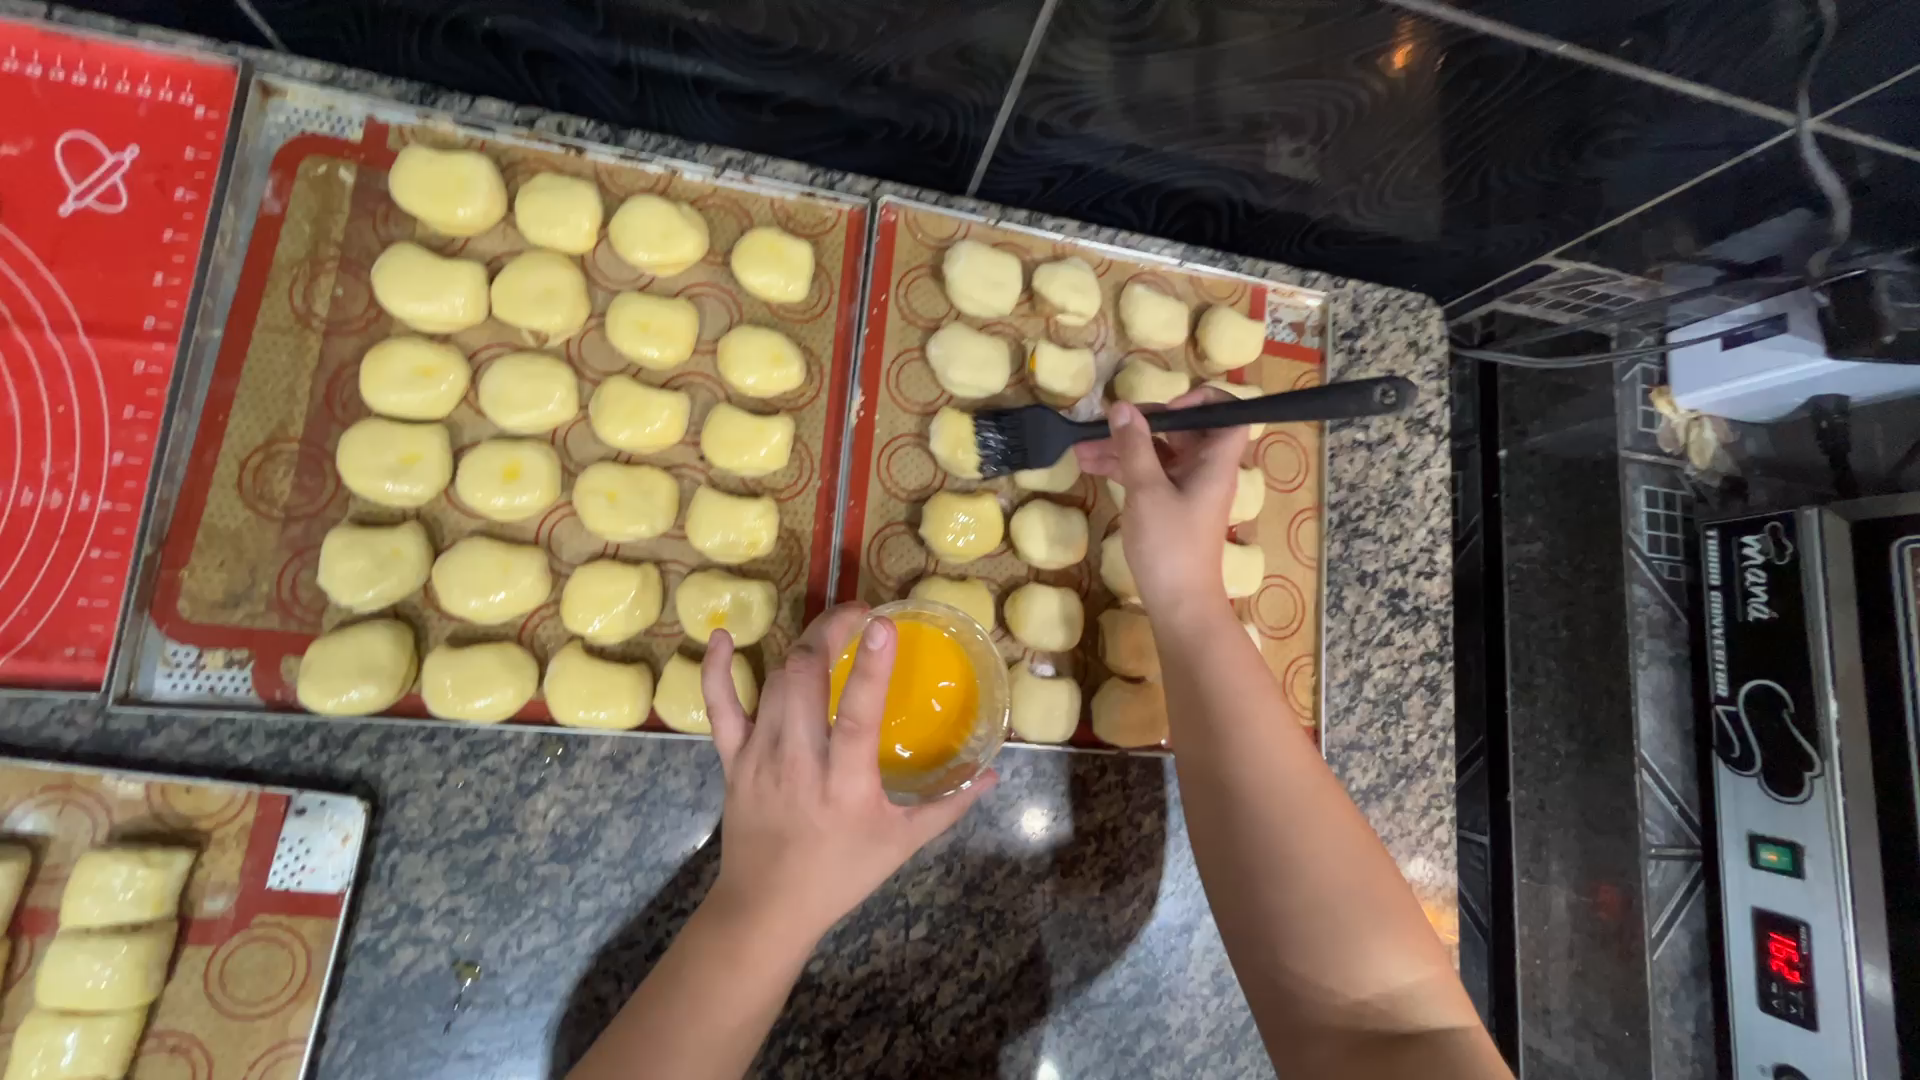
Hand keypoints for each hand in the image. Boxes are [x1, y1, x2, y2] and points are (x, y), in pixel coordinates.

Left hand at [699, 605, 996, 948]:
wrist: (765, 909)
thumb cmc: (840, 874)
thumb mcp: (903, 843)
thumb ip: (950, 805)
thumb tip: (993, 774)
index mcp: (845, 782)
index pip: (857, 712)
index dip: (870, 664)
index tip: (881, 621)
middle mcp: (798, 760)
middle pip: (805, 677)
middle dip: (829, 632)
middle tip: (859, 615)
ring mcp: (759, 755)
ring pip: (775, 682)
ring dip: (804, 647)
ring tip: (830, 631)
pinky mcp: (733, 758)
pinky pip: (719, 707)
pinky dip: (717, 670)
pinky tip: (726, 637)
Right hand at [1075, 387, 1247, 613]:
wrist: (1179, 604)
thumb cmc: (1170, 545)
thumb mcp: (1147, 491)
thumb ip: (1133, 446)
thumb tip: (1122, 407)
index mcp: (1216, 462)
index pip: (1229, 415)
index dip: (1203, 401)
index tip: (1167, 406)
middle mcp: (1205, 470)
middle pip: (1181, 432)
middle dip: (1141, 424)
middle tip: (1107, 423)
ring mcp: (1186, 489)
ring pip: (1157, 454)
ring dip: (1122, 448)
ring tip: (1081, 448)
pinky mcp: (1169, 507)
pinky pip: (1148, 476)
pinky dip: (1123, 469)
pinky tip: (1090, 466)